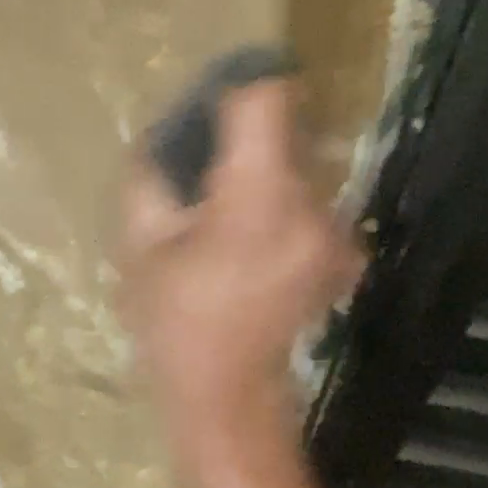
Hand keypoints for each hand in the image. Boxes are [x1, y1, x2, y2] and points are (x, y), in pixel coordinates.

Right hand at [117, 80, 363, 439]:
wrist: (228, 397)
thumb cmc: (176, 325)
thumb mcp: (141, 247)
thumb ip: (153, 177)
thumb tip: (168, 140)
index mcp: (259, 195)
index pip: (269, 97)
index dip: (240, 90)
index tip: (215, 107)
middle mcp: (313, 205)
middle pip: (287, 136)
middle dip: (247, 146)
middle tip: (208, 183)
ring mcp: (338, 234)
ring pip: (302, 175)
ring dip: (268, 184)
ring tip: (230, 228)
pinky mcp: (346, 259)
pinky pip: (314, 212)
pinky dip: (287, 217)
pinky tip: (259, 253)